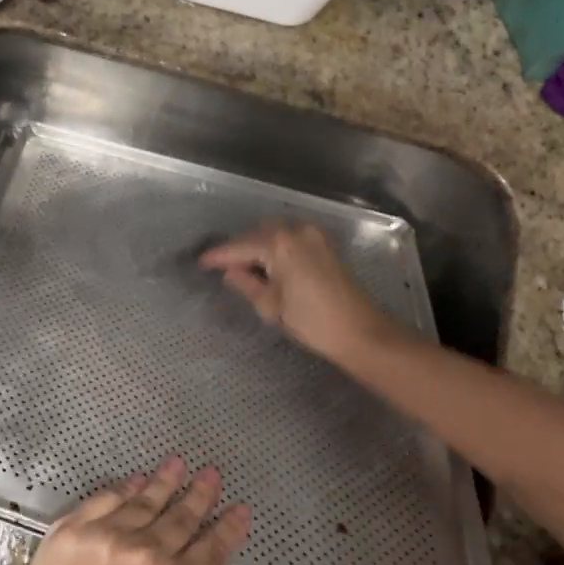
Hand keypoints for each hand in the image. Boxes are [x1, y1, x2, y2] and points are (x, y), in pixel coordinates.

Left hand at [0, 457, 293, 564]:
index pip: (213, 548)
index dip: (229, 527)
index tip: (240, 509)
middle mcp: (147, 556)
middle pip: (181, 516)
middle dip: (200, 494)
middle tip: (211, 474)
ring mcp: (109, 537)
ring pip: (146, 499)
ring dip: (164, 480)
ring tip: (178, 464)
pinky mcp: (76, 526)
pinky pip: (107, 497)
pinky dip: (124, 487)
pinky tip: (136, 478)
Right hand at [199, 221, 400, 360]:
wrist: (362, 333)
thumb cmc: (312, 321)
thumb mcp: (270, 306)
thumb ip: (246, 284)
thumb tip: (230, 273)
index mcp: (278, 244)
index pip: (238, 247)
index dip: (218, 257)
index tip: (201, 262)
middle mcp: (295, 231)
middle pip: (256, 235)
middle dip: (240, 250)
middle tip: (225, 271)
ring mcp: (313, 236)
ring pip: (274, 236)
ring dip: (259, 249)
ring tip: (247, 271)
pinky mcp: (325, 246)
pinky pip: (290, 240)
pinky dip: (277, 250)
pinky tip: (271, 268)